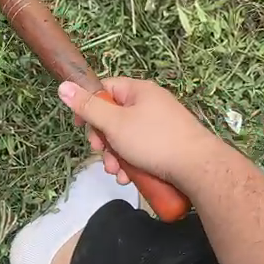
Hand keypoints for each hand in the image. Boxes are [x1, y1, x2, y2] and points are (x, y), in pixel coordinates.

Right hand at [58, 77, 236, 194]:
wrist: (199, 168)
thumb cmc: (155, 141)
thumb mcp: (114, 123)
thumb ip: (88, 106)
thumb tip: (63, 86)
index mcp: (138, 91)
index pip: (105, 89)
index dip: (88, 106)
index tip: (81, 126)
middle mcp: (150, 104)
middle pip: (113, 117)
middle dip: (103, 140)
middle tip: (101, 153)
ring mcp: (160, 125)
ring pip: (125, 138)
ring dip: (115, 156)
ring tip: (118, 172)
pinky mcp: (167, 145)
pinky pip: (141, 151)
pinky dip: (132, 164)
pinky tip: (130, 178)